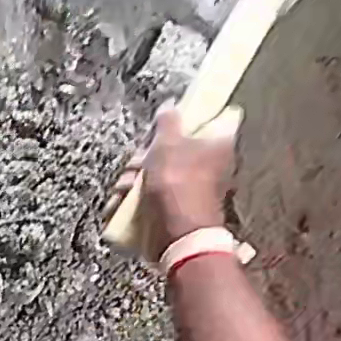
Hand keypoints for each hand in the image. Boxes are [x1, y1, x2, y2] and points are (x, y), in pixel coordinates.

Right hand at [101, 102, 243, 258]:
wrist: (178, 234)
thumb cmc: (178, 183)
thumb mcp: (168, 143)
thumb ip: (168, 121)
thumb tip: (170, 106)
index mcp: (218, 144)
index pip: (212, 119)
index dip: (186, 119)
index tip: (165, 126)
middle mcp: (210, 164)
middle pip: (173, 147)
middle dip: (145, 155)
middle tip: (136, 163)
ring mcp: (193, 187)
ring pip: (157, 171)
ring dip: (135, 178)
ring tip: (126, 187)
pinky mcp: (176, 207)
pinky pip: (153, 193)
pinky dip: (135, 196)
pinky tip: (122, 199)